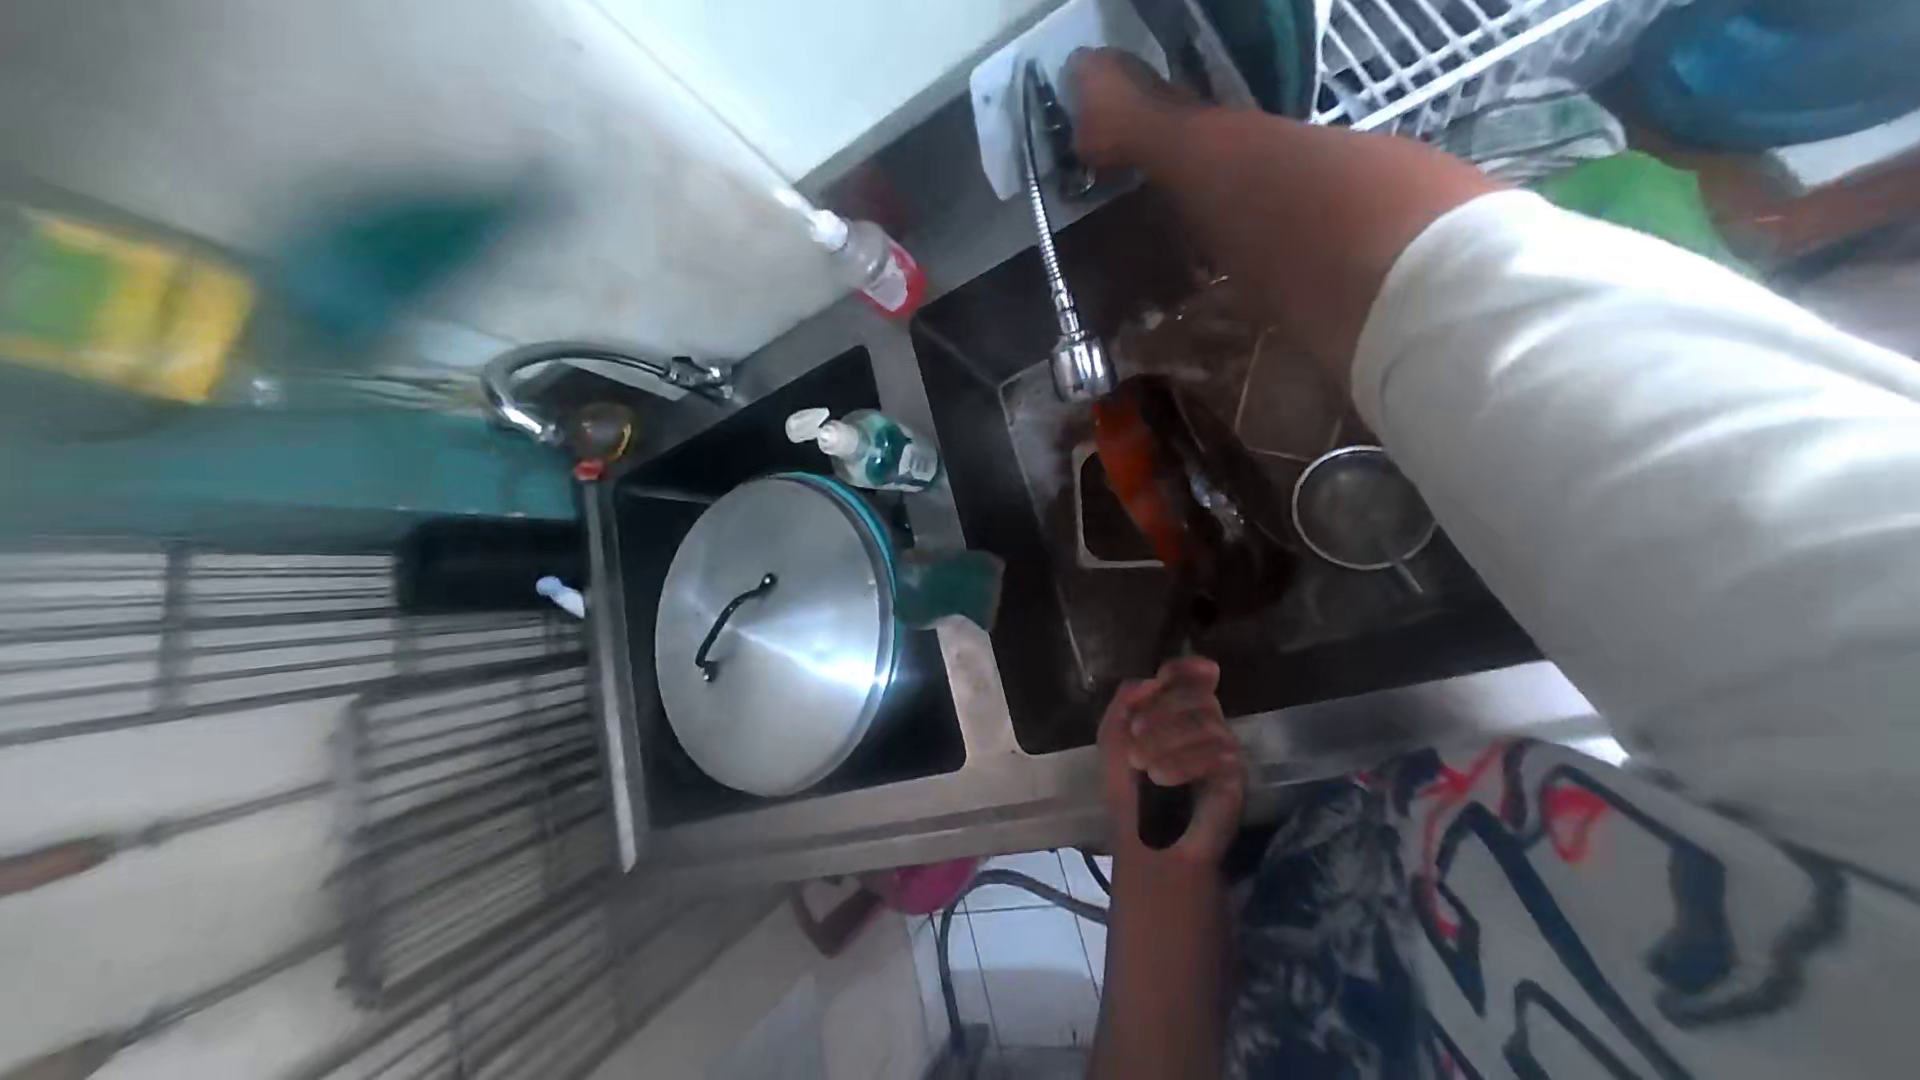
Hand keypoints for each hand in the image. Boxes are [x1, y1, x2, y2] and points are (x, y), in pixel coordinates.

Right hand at [1065, 47, 1200, 170]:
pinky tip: (1130, 130)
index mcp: (1084, 66)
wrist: (1162, 132)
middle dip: (1092, 95)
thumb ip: (1075, 134)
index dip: (1068, 92)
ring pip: (1117, 81)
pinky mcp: (1158, 77)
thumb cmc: (1112, 135)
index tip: (1069, 112)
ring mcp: (1137, 63)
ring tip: (1111, 129)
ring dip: (1114, 100)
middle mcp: (1110, 55)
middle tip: (1089, 121)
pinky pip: (1136, 92)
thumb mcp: (1080, 146)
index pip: (1068, 72)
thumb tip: (1077, 136)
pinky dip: (1132, 107)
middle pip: (1095, 73)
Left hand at [1097, 656, 1246, 867]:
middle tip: (1134, 736)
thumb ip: (1126, 700)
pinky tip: (1161, 777)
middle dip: (1162, 712)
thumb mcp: (1114, 736)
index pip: (1191, 677)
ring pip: (1206, 723)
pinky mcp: (1236, 777)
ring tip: (1142, 766)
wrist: (1146, 840)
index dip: (1185, 669)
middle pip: (1198, 696)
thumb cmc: (1128, 787)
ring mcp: (1224, 749)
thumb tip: (1152, 678)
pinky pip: (1218, 755)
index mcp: (1177, 710)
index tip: (1168, 674)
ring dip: (1166, 740)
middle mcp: (1206, 723)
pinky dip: (1183, 763)